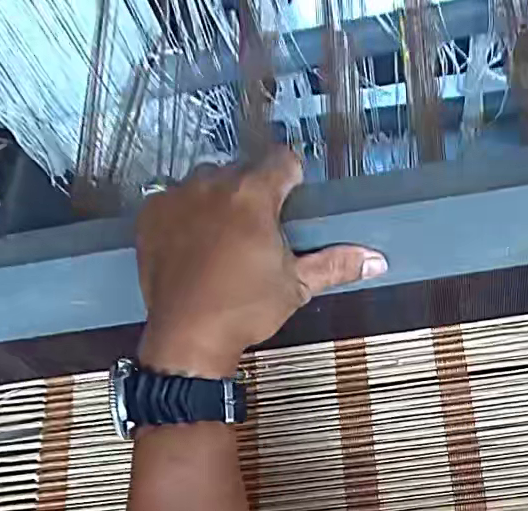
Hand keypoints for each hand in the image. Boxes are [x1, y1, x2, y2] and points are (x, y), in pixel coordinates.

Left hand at [134, 148, 386, 375]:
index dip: (293, 178)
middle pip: (243, 172)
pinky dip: (190, 217)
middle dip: (256, 196)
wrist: (190, 333)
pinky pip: (177, 200)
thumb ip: (336, 265)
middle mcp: (211, 185)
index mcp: (252, 197)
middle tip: (264, 235)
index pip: (281, 161)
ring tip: (229, 243)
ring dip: (221, 203)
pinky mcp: (152, 213)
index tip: (295, 195)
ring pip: (208, 184)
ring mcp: (177, 196)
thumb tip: (375, 260)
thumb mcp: (297, 286)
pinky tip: (200, 249)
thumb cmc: (245, 309)